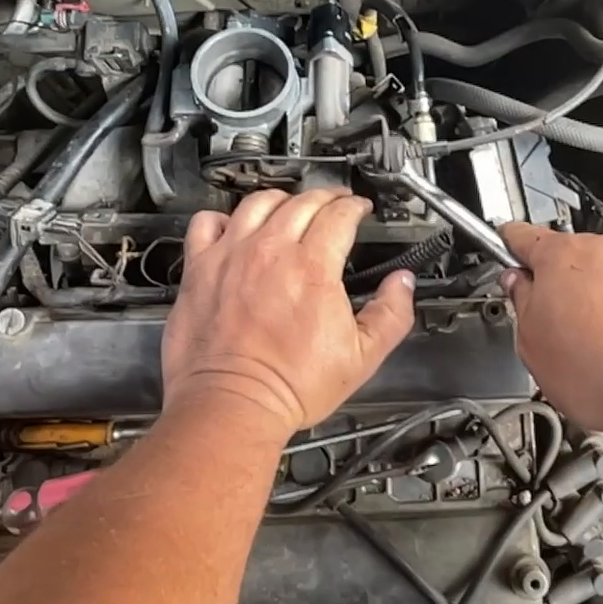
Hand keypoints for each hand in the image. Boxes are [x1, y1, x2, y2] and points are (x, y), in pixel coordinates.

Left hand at [164, 188, 414, 435]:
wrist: (232, 405)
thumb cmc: (290, 385)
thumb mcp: (361, 357)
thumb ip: (390, 314)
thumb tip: (402, 285)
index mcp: (312, 267)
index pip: (339, 214)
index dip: (355, 207)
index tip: (359, 210)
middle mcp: (271, 251)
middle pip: (302, 202)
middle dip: (326, 198)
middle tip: (334, 205)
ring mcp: (231, 256)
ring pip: (258, 203)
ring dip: (280, 200)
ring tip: (290, 207)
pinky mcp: (200, 269)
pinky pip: (206, 223)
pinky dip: (221, 218)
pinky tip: (232, 227)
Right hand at [501, 224, 602, 433]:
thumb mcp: (532, 346)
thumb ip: (521, 305)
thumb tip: (520, 290)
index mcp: (559, 255)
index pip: (522, 235)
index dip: (508, 243)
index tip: (506, 246)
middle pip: (569, 260)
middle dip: (559, 287)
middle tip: (551, 325)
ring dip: (597, 305)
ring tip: (594, 352)